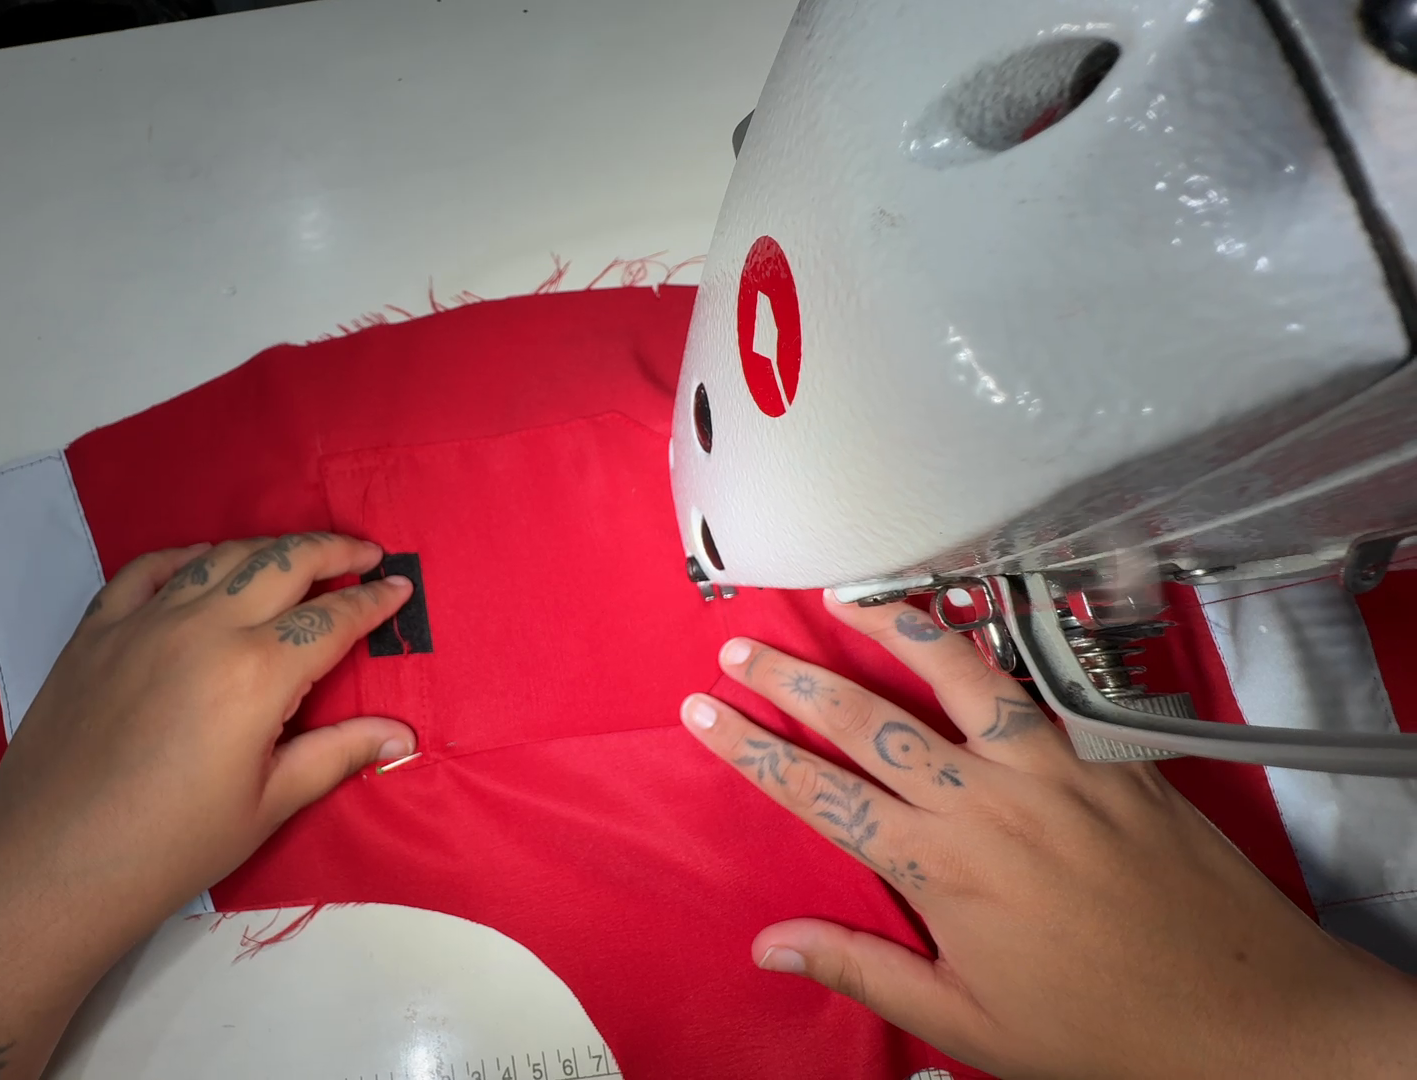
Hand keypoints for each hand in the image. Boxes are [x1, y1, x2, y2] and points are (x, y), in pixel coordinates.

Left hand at [0, 534, 415, 1079]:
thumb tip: (405, 736)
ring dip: (273, 548)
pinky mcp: (97, 629)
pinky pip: (147, 568)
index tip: (401, 587)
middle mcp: (204, 627)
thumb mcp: (268, 804)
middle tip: (367, 551)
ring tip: (303, 556)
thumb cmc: (170, 847)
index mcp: (255, 672)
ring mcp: (144, 621)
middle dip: (335, 549)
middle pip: (284, 563)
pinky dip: (188, 556)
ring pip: (223, 556)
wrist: (45, 870)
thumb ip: (339, 753)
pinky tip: (207, 563)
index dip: (373, 601)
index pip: (332, 619)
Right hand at [680, 593, 1416, 1079]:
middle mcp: (982, 803)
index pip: (815, 792)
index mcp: (940, 867)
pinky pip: (1031, 687)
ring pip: (951, 678)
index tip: (702, 712)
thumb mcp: (968, 1023)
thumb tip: (767, 946)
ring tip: (838, 596)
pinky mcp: (1104, 757)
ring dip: (885, 631)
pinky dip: (982, 650)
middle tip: (740, 648)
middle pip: (862, 722)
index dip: (749, 748)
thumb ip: (861, 967)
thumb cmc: (1105, 1033)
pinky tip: (947, 626)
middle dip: (789, 680)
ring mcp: (1047, 770)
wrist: (1271, 1034)